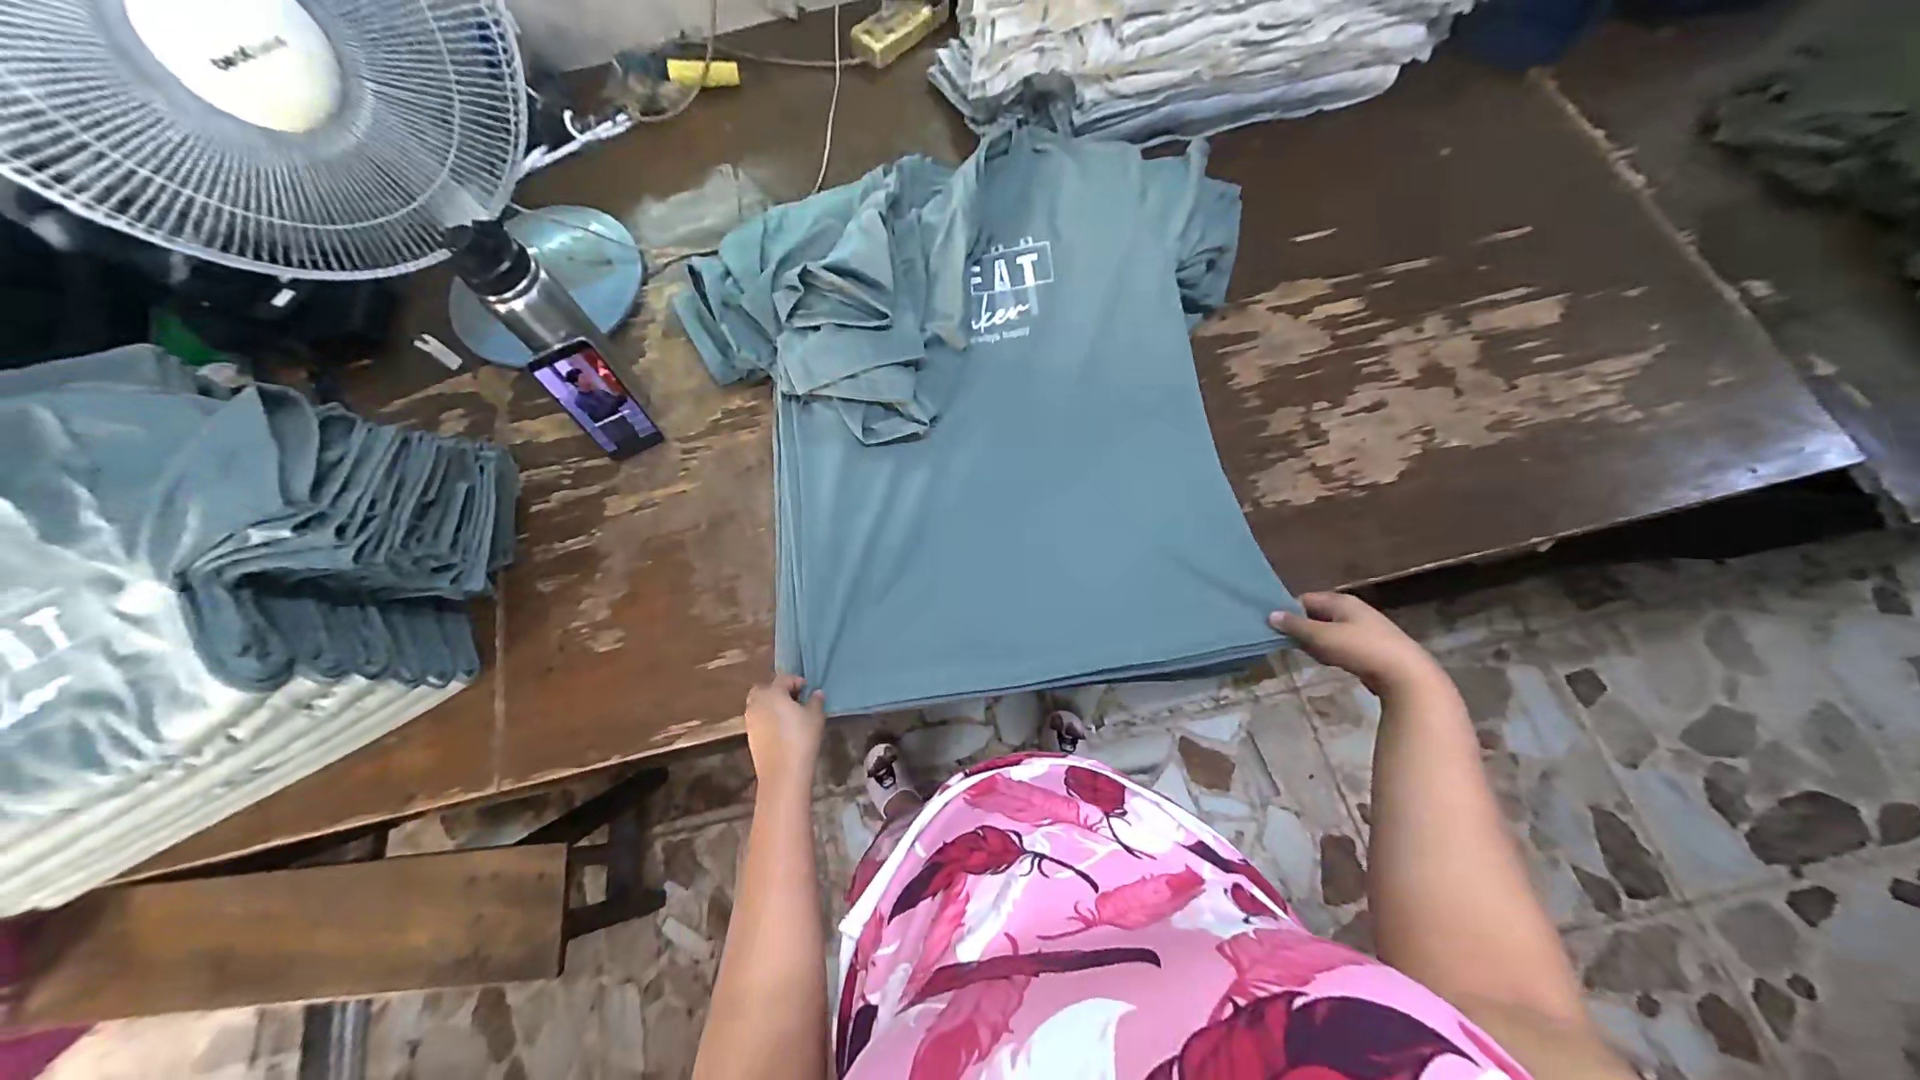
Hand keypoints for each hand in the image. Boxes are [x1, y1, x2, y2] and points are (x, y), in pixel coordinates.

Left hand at [744, 675, 825, 795]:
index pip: (784, 679)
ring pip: (759, 704)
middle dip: (778, 690)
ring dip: (772, 704)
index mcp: (772, 693)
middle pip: (765, 689)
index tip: (808, 689)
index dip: (797, 681)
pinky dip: (768, 718)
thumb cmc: (801, 739)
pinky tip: (782, 729)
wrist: (782, 773)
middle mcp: (757, 703)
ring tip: (789, 714)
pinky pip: (759, 719)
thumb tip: (816, 693)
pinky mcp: (750, 736)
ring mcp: (750, 720)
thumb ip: (816, 701)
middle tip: (795, 699)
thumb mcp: (815, 716)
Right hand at [1270, 592, 1444, 697]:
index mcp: (1341, 601)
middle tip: (1291, 644)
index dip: (1289, 611)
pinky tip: (1333, 663)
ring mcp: (1364, 628)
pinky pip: (1342, 644)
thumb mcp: (1322, 637)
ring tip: (1314, 656)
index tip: (1275, 627)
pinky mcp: (1371, 647)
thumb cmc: (1360, 649)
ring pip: (1328, 631)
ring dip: (1317, 643)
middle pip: (1317, 614)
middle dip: (1303, 629)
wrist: (1407, 675)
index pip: (1305, 599)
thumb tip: (1271, 614)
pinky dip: (1333, 651)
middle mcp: (1353, 609)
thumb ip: (1295, 626)